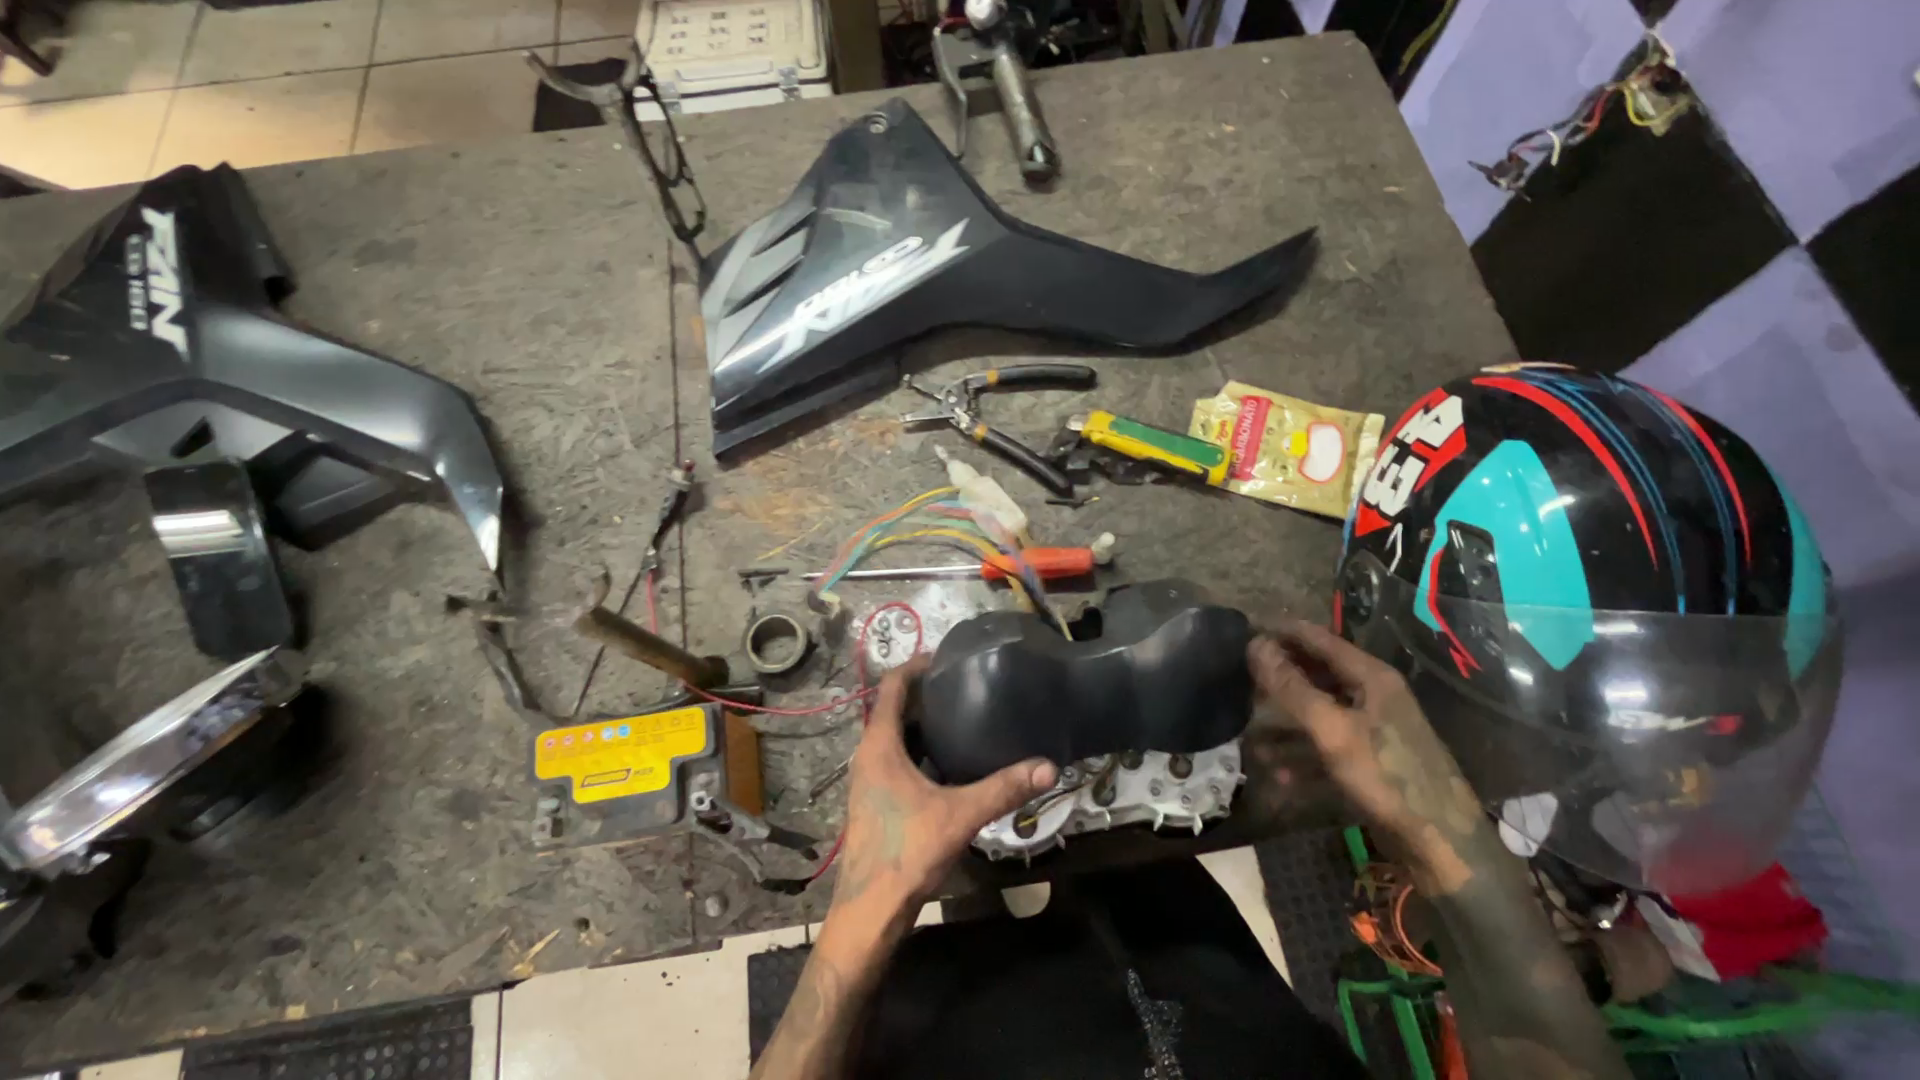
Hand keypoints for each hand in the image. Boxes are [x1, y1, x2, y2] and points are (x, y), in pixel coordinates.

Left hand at [829, 656, 1058, 924]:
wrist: (871, 909)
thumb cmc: (907, 852)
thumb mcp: (959, 815)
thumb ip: (1003, 789)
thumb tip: (1049, 766)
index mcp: (879, 746)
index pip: (892, 687)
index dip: (917, 666)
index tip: (948, 656)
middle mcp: (868, 756)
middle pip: (895, 709)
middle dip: (927, 695)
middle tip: (967, 686)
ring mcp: (869, 780)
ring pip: (896, 737)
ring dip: (924, 725)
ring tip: (965, 717)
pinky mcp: (876, 800)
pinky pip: (898, 760)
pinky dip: (921, 751)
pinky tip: (952, 763)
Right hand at [1245, 621, 1485, 883]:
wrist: (1439, 841)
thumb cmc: (1386, 776)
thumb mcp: (1331, 729)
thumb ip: (1291, 687)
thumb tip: (1255, 645)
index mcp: (1370, 676)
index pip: (1318, 638)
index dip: (1280, 633)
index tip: (1241, 633)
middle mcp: (1372, 695)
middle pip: (1316, 675)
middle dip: (1277, 679)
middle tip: (1237, 682)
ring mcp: (1372, 728)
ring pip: (1316, 714)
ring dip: (1283, 727)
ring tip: (1247, 738)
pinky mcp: (1369, 760)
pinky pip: (1325, 747)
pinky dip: (1301, 757)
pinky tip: (1277, 776)